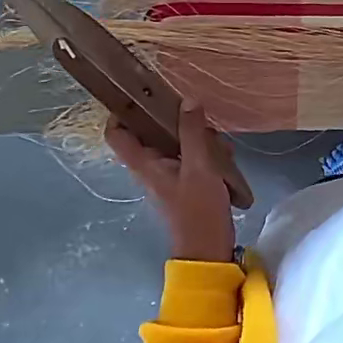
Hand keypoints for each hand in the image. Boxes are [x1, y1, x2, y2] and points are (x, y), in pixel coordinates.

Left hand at [105, 104, 238, 263]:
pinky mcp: (185, 181)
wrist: (209, 249)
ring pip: (176, 142)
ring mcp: (168, 174)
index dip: (122, 111)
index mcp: (144, 163)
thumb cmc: (198, 210)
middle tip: (198, 119)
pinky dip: (206, 153)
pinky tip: (225, 157)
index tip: (143, 93)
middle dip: (177, 121)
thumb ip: (193, 133)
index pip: (116, 133)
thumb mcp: (199, 167)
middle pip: (152, 131)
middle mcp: (151, 166)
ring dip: (198, 139)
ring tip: (220, 145)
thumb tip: (188, 100)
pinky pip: (191, 156)